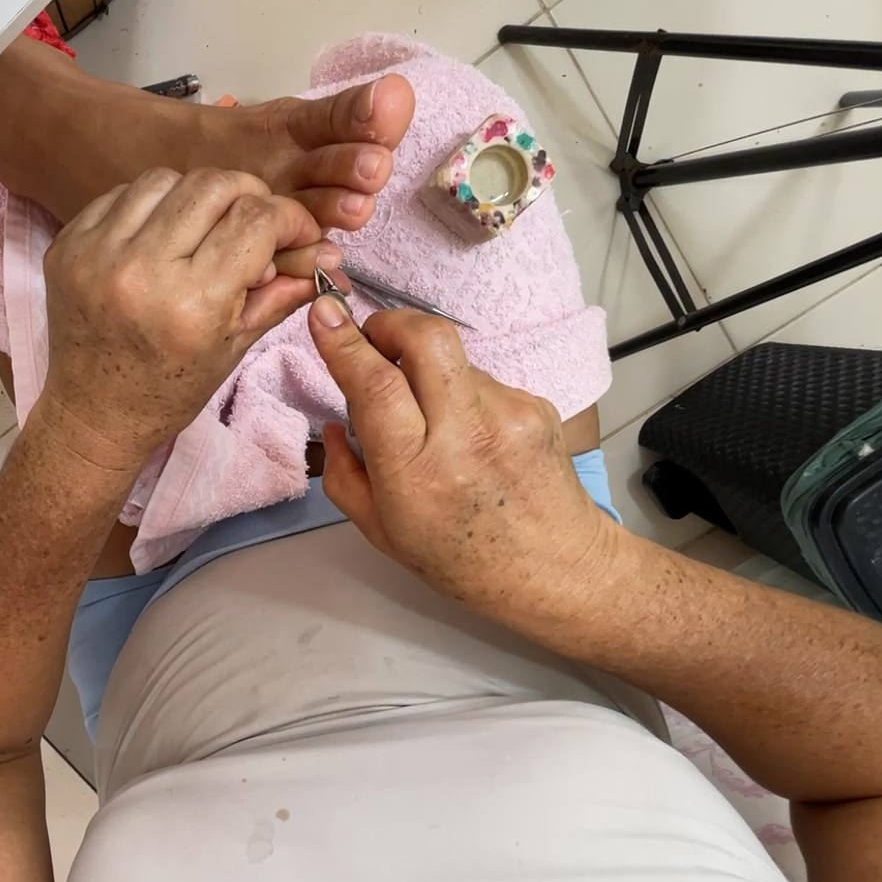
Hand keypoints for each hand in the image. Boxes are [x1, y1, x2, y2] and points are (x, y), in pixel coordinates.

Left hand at [37, 167, 335, 471]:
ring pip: (165, 178)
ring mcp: (96, 256)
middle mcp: (140, 272)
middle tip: (253, 224)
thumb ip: (279, 294)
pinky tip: (160, 237)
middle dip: (247, 196)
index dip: (289, 218)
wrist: (95, 414)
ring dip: (195, 196)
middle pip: (213, 184)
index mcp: (190, 305)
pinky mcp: (67, 247)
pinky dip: (150, 207)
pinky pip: (121, 195)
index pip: (256, 220)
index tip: (295, 233)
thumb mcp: (232, 349)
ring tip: (202, 232)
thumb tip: (329, 254)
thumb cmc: (169, 391)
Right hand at [309, 296, 627, 621]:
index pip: (377, 385)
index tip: (324, 311)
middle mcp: (465, 433)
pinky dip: (454, 390)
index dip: (345, 342)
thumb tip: (335, 420)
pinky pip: (478, 378)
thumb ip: (344, 472)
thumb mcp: (378, 530)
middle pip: (427, 339)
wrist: (557, 570)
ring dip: (421, 366)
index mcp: (416, 472)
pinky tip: (462, 429)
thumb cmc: (455, 559)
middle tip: (371, 339)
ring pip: (451, 358)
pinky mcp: (536, 403)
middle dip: (389, 322)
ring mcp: (508, 413)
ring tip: (422, 410)